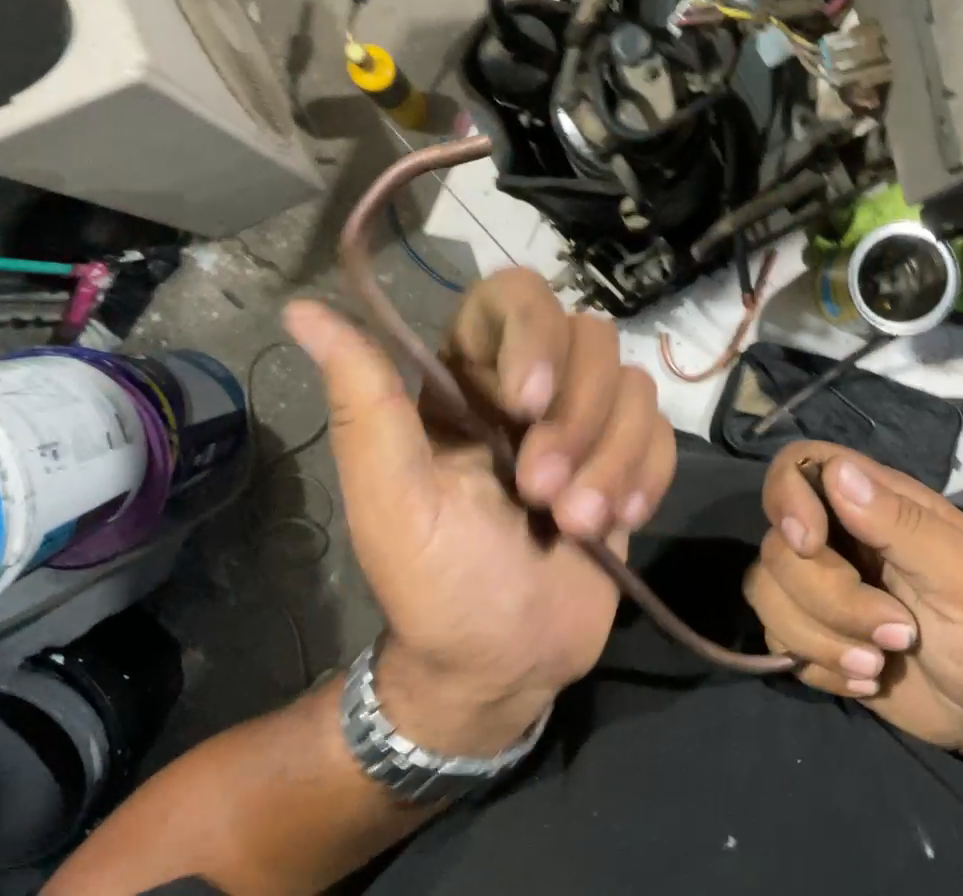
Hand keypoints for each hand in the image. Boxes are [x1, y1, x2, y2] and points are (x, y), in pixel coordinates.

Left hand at [283, 269, 674, 755]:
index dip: (534, 333)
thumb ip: (362, 402)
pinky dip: (646, 475)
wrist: (506, 666)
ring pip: (632, 385)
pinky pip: (661, 431)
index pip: (515, 296)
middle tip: (542, 496)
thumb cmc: (437, 587)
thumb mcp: (392, 500)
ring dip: (611, 459)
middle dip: (577, 421)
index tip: (529, 403)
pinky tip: (619, 523)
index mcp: (463, 382)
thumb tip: (301, 311)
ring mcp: (585, 425)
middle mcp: (527, 390)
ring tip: (577, 525)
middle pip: (590, 337)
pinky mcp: (627, 463)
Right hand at [743, 441, 962, 752]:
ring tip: (879, 662)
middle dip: (830, 599)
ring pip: (767, 593)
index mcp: (876, 505)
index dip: (787, 498)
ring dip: (823, 639)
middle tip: (896, 630)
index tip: (811, 545)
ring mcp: (820, 588)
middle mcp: (838, 538)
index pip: (800, 466)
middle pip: (778, 545)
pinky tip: (865, 679)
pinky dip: (821, 666)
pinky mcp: (811, 634)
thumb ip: (901, 523)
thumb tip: (837, 471)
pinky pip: (778, 638)